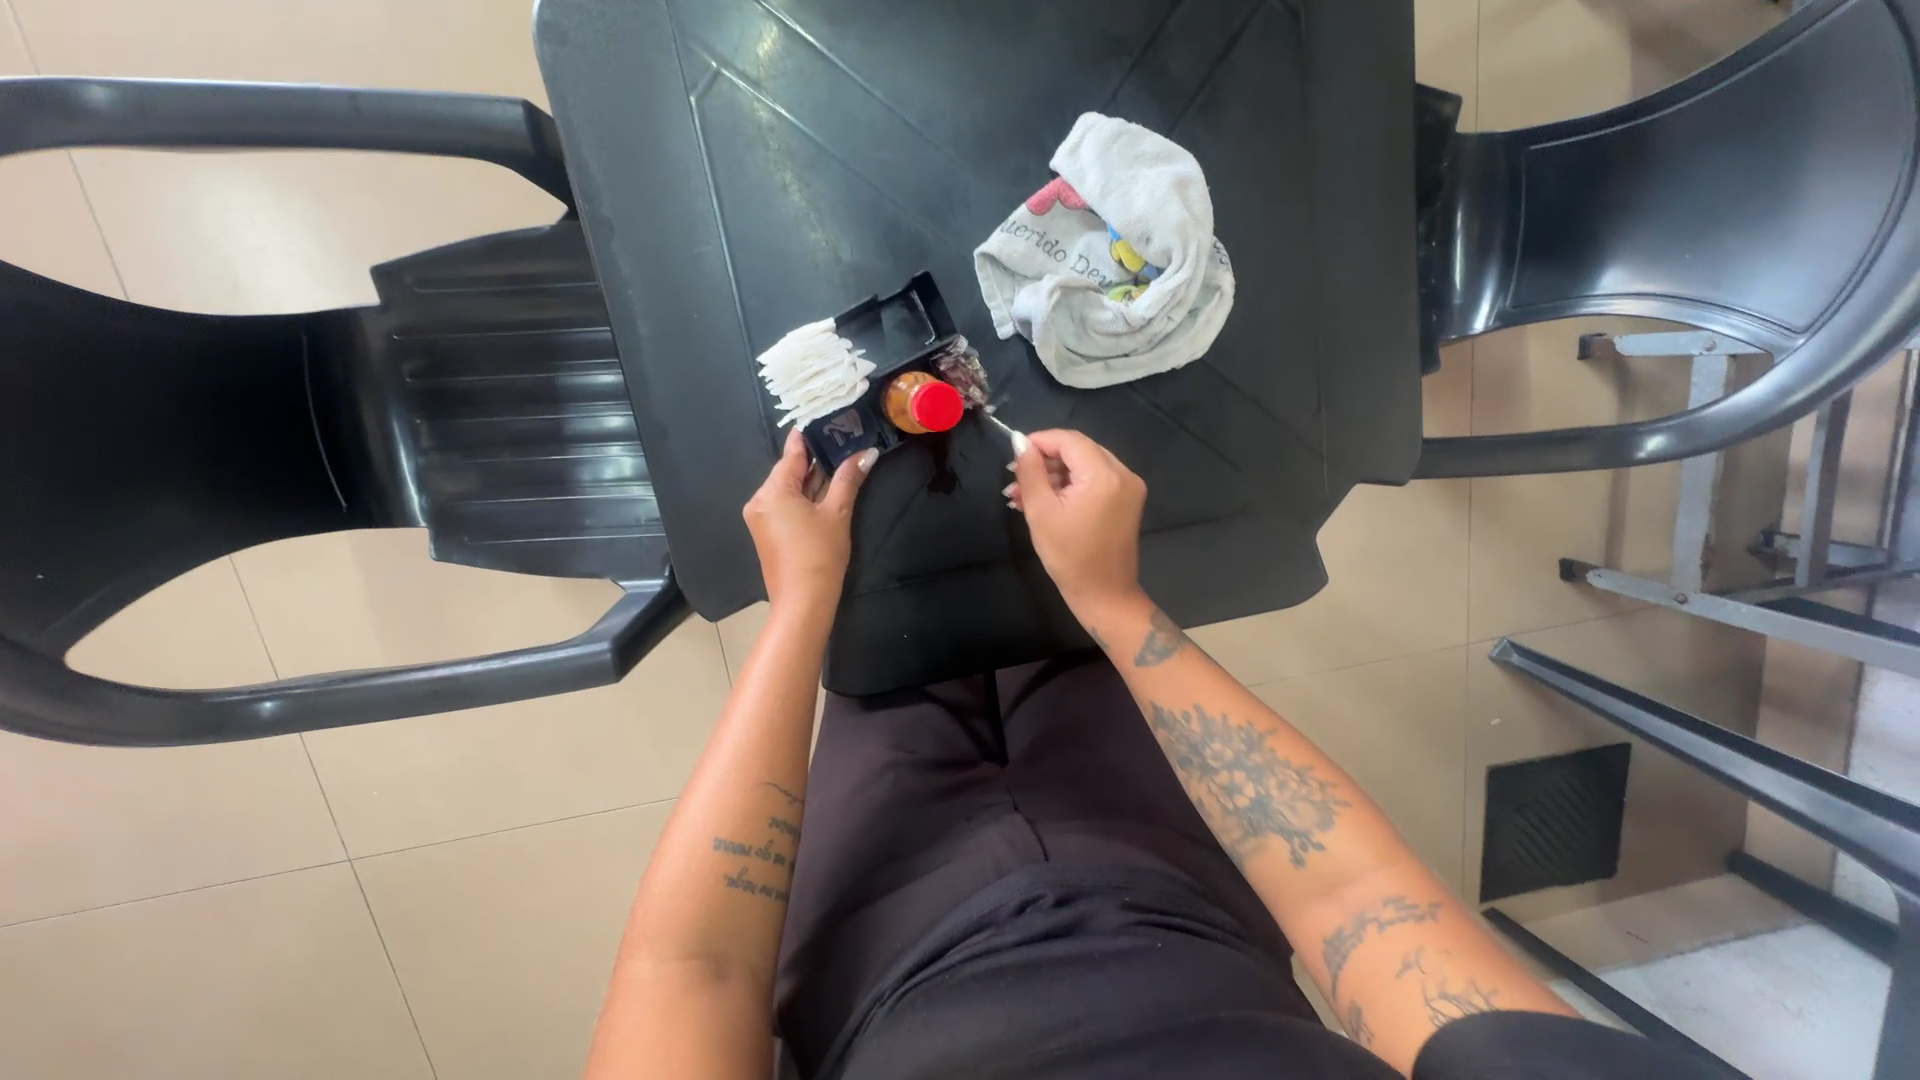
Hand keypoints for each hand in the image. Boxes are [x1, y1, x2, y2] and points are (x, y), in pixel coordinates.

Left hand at [743, 430, 876, 609]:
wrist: (803, 602)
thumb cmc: (820, 555)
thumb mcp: (838, 513)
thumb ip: (849, 478)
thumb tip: (866, 452)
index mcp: (773, 490)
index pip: (792, 452)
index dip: (809, 435)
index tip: (825, 418)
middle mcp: (759, 498)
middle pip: (789, 470)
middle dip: (815, 459)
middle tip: (842, 441)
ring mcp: (760, 516)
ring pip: (788, 488)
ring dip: (812, 479)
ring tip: (840, 464)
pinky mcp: (766, 531)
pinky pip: (785, 504)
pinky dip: (804, 497)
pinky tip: (825, 493)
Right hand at [1011, 429, 1147, 613]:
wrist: (1104, 594)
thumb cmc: (1069, 557)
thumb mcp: (1041, 512)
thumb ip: (1030, 472)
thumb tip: (1020, 441)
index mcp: (1103, 475)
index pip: (1068, 440)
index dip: (1039, 442)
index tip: (1014, 456)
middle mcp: (1123, 473)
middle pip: (1079, 449)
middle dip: (1046, 460)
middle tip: (1016, 481)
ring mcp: (1129, 486)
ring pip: (1086, 463)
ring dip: (1056, 474)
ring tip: (1025, 496)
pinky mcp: (1128, 499)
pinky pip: (1096, 478)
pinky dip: (1072, 484)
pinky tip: (1048, 500)